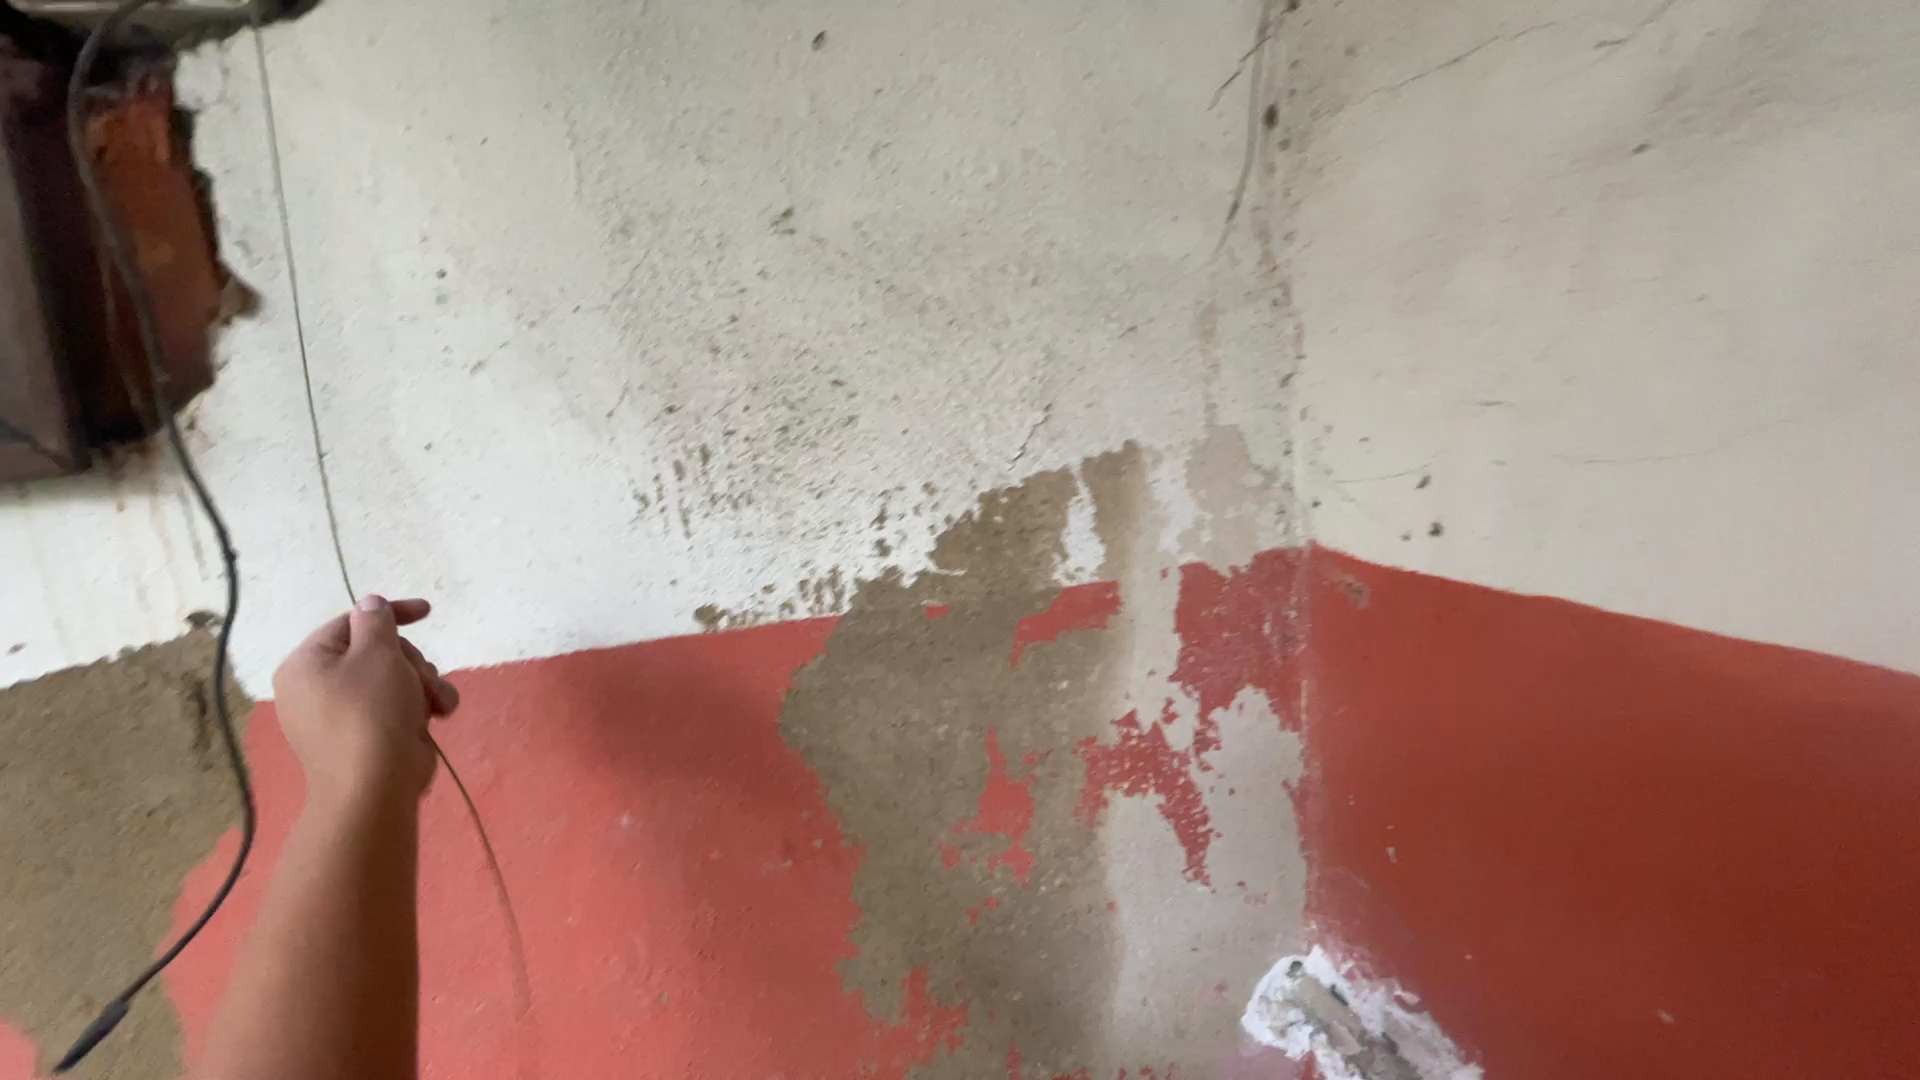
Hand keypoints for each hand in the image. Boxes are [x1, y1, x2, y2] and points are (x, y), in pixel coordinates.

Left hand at [273, 595, 460, 805]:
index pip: (351, 622)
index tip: (428, 611)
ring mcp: (343, 712)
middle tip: (423, 677)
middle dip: (412, 662)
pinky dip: (421, 705)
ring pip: (396, 678)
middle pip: (379, 651)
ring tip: (436, 703)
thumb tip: (370, 603)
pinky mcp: (368, 732)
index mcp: (307, 664)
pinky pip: (398, 704)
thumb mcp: (378, 655)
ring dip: (424, 684)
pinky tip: (438, 714)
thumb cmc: (372, 711)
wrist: (375, 783)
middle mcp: (318, 686)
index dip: (391, 613)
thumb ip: (376, 622)